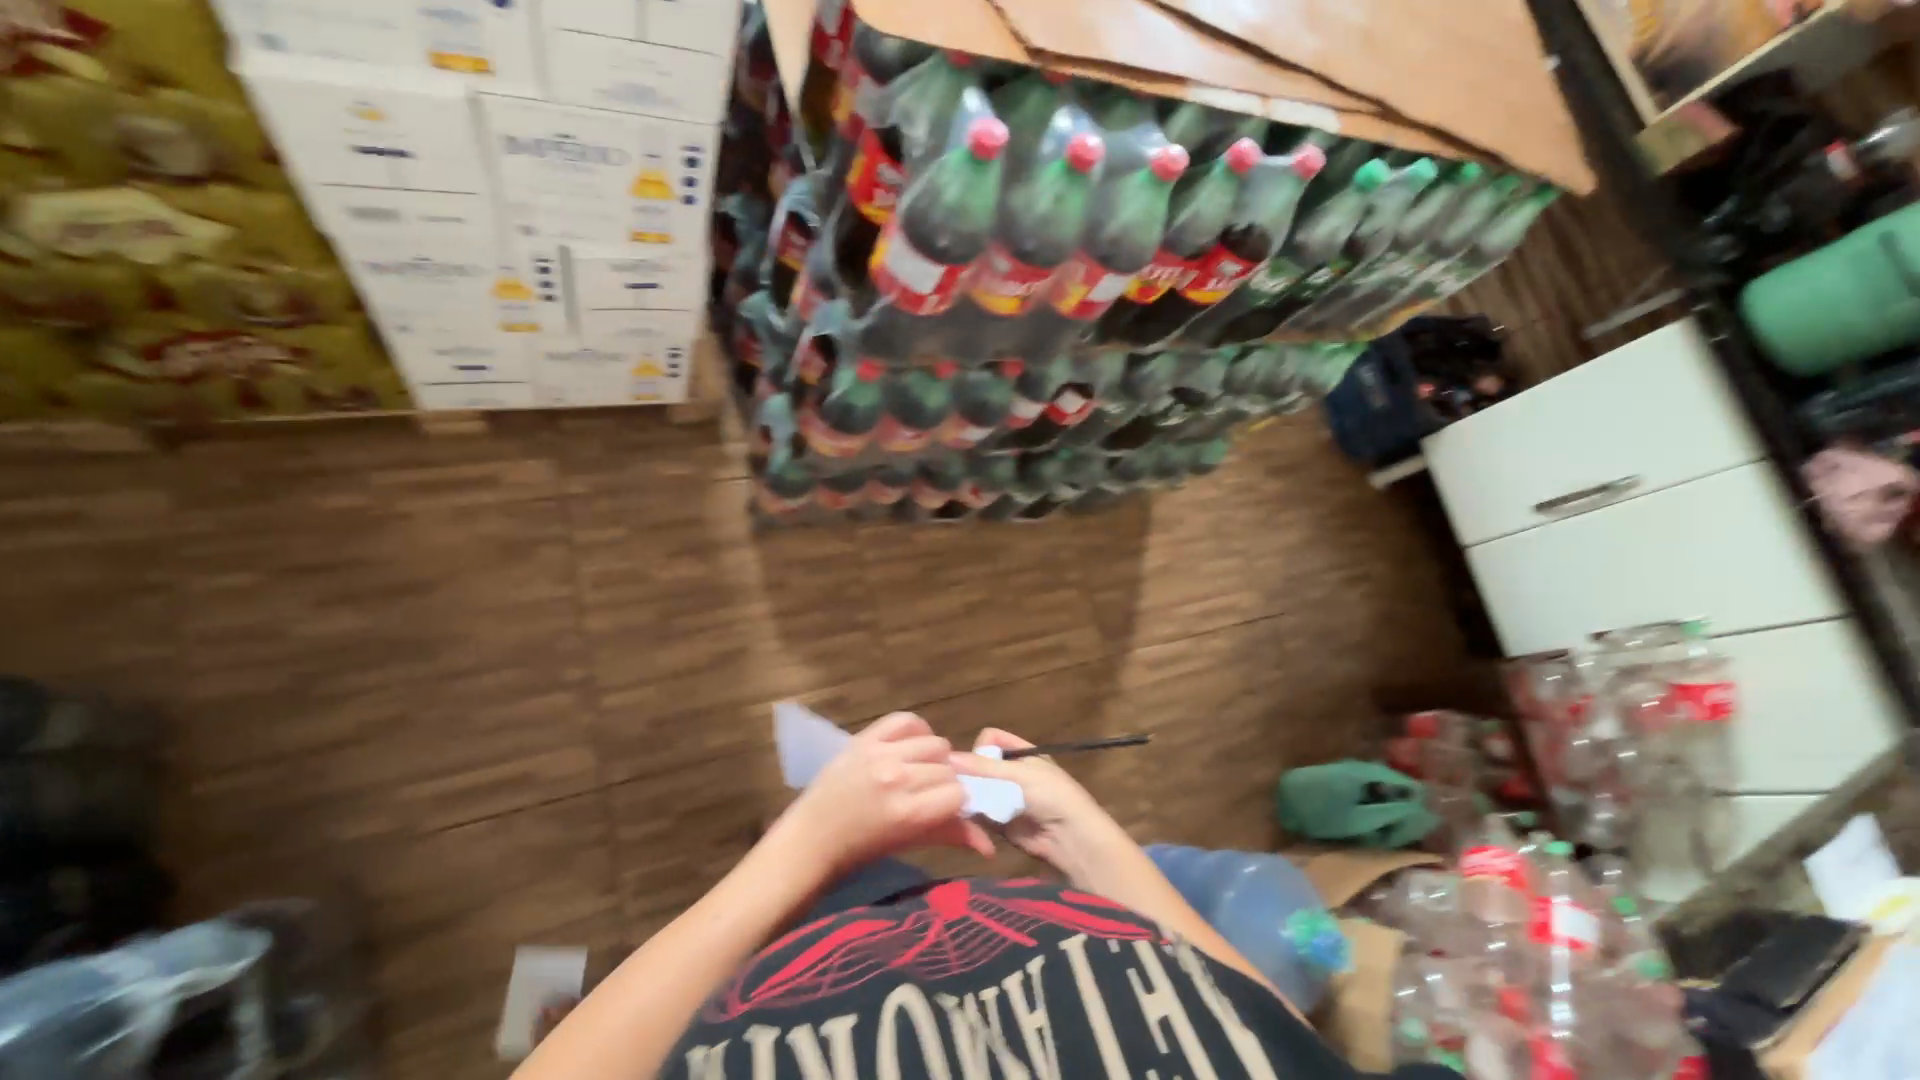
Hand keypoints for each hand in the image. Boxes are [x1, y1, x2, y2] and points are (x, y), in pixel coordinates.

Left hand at [778, 712, 994, 873]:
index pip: (959, 793)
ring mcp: (880, 754)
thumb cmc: (861, 850)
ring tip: (921, 771)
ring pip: (934, 743)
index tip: (947, 809)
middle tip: (932, 794)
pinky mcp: (864, 738)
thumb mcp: (909, 843)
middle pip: (948, 769)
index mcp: (909, 811)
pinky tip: (912, 746)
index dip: (957, 801)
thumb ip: (952, 836)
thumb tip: (991, 847)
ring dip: (934, 758)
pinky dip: (916, 730)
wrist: (812, 838)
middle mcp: (897, 777)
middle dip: (947, 782)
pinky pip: (905, 720)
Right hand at [950, 729, 1124, 872]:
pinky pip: (977, 812)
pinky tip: (964, 817)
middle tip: (957, 785)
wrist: (1069, 838)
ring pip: (975, 789)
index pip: (991, 739)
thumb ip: (984, 767)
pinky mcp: (998, 821)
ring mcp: (1004, 797)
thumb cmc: (1051, 796)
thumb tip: (948, 757)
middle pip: (979, 765)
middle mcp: (1011, 772)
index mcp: (1021, 754)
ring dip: (967, 795)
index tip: (976, 763)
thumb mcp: (1020, 775)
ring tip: (959, 803)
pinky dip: (970, 815)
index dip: (980, 747)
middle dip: (968, 774)